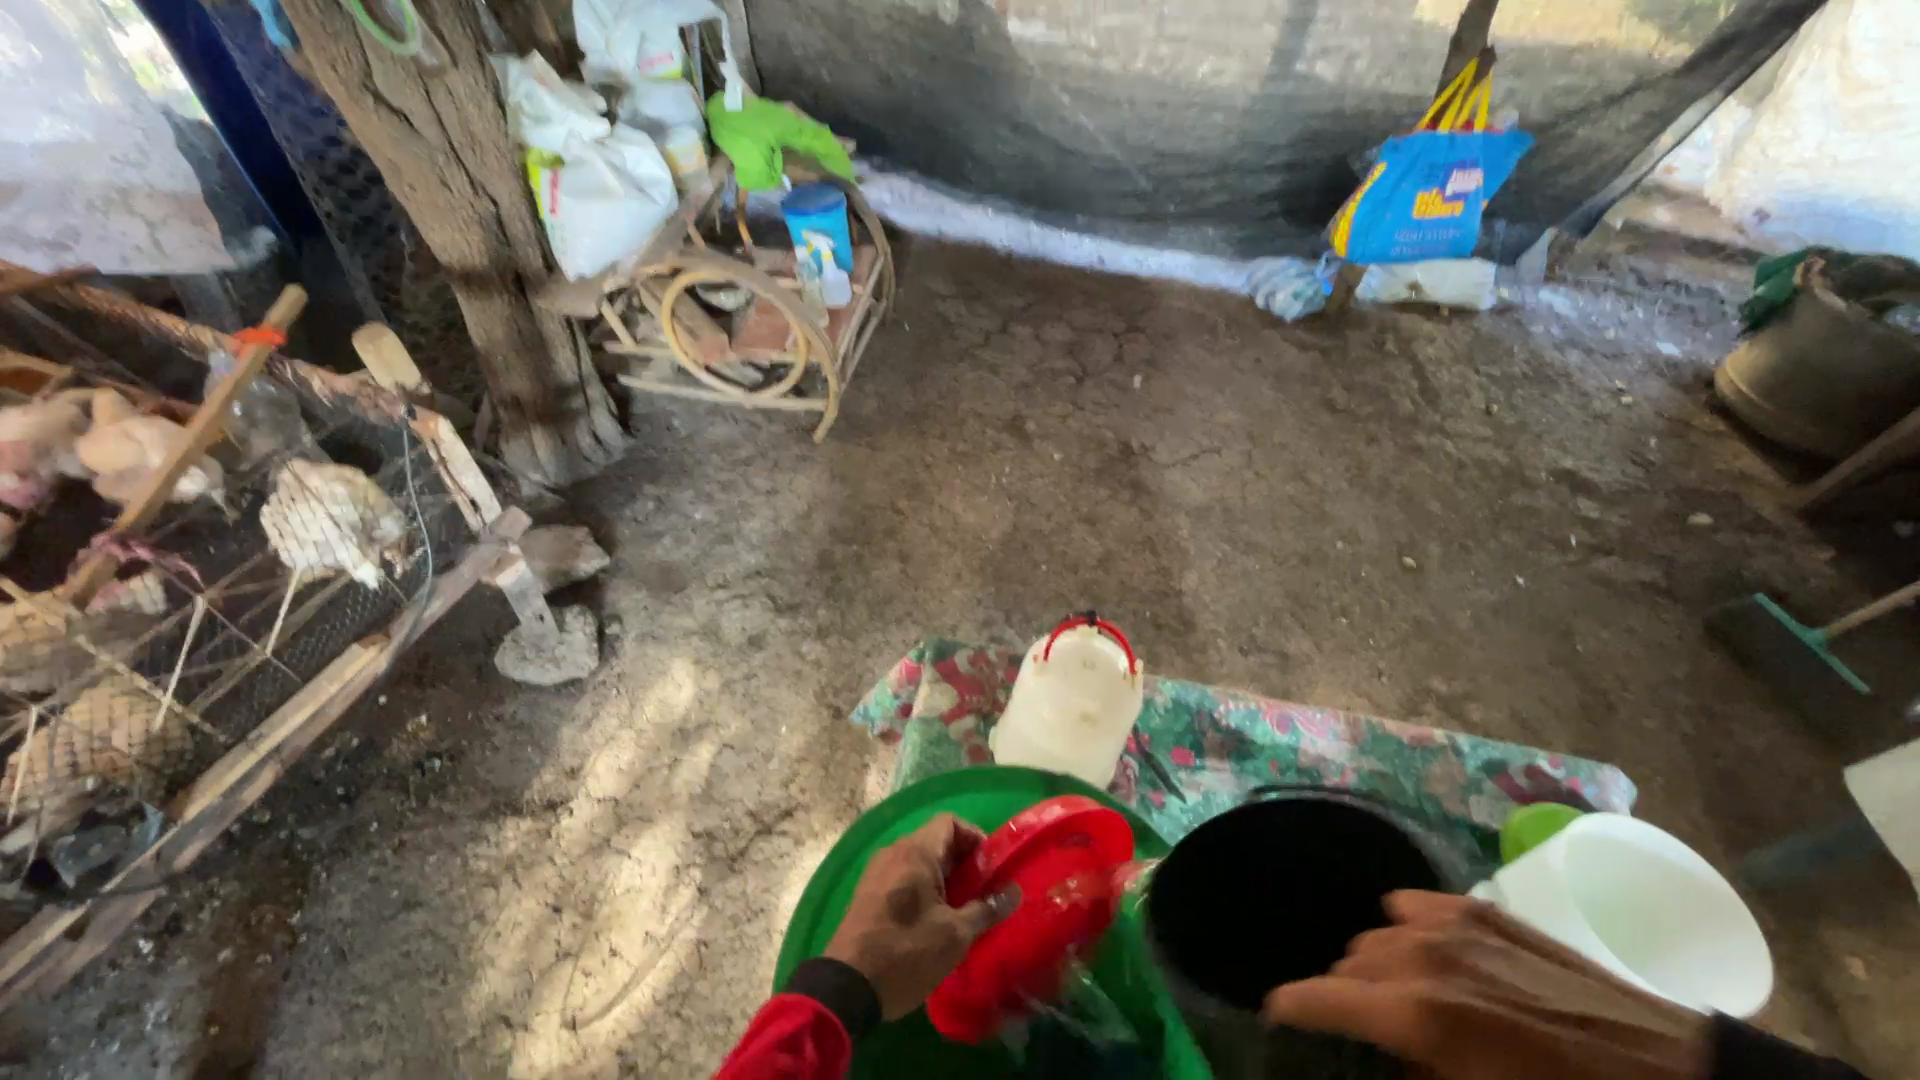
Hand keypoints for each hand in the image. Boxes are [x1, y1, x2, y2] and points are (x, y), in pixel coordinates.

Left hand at [824, 813, 1018, 1019]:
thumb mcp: (955, 934)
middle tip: (984, 895)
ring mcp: (877, 874)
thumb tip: (1014, 892)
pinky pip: (904, 879)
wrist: (847, 987)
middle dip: (964, 865)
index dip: (975, 838)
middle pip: (936, 842)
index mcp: (914, 852)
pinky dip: (925, 891)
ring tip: (965, 913)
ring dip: (946, 881)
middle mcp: (894, 853)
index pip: (950, 822)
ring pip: (920, 863)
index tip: (991, 869)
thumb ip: (986, 908)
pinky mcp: (869, 895)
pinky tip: (937, 924)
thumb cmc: (906, 952)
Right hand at [1263, 891, 1711, 1079]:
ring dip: (1380, 966)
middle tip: (1370, 1029)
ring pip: (1378, 934)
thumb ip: (1413, 1073)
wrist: (1674, 1076)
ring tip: (1407, 996)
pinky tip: (1433, 954)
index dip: (1290, 1007)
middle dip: (1347, 995)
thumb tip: (1388, 1057)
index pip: (1321, 997)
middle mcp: (1424, 957)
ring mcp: (1454, 926)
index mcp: (1420, 1015)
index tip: (1276, 1016)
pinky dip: (1408, 928)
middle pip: (1349, 964)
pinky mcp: (1485, 911)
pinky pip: (1413, 906)